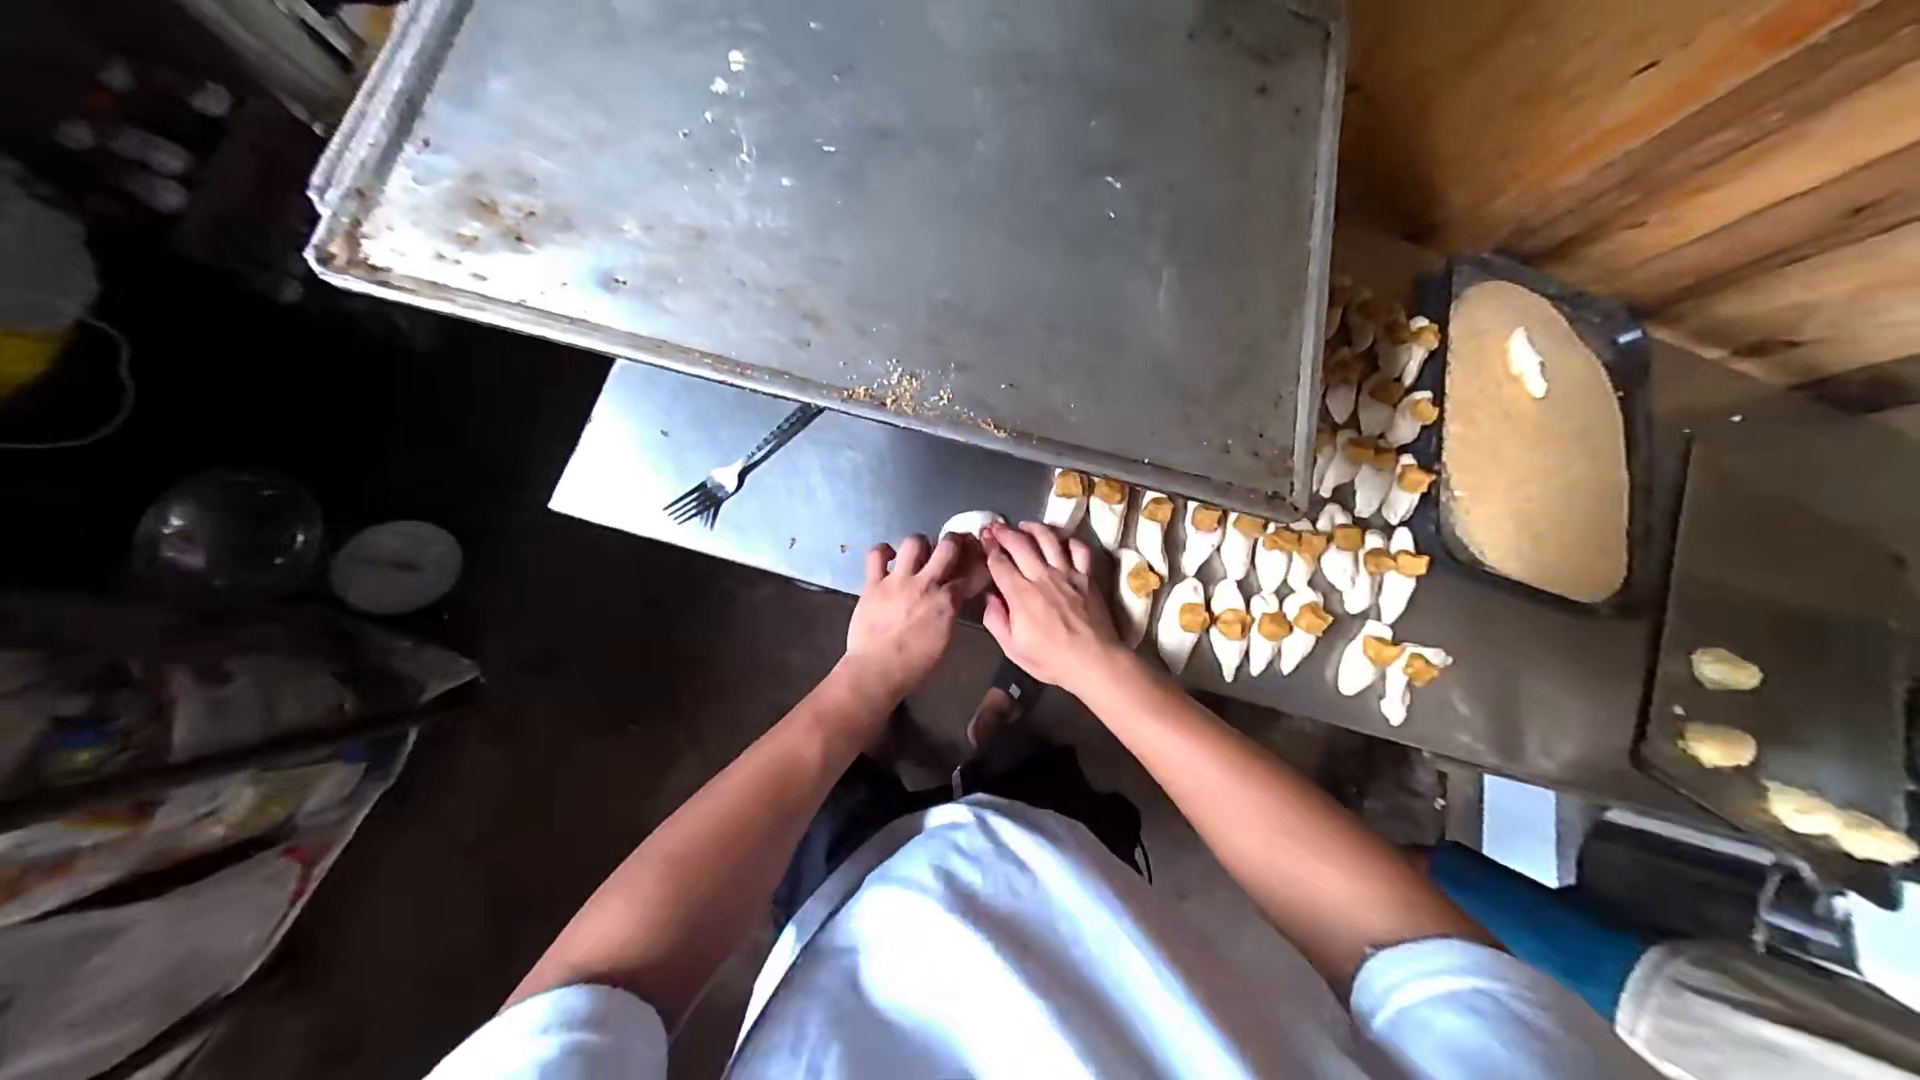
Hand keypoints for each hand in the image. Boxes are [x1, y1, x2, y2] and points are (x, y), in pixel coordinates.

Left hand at [842, 534, 983, 701]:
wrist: (877, 671)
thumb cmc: (914, 666)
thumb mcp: (945, 640)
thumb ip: (949, 613)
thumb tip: (951, 599)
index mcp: (947, 602)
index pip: (973, 573)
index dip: (979, 562)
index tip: (979, 557)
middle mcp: (926, 584)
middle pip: (948, 546)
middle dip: (954, 541)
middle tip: (951, 545)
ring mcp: (897, 581)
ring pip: (914, 542)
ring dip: (920, 544)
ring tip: (919, 553)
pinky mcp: (873, 583)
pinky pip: (876, 554)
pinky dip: (884, 551)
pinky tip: (889, 556)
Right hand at [980, 522, 1126, 693]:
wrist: (1094, 661)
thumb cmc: (1051, 659)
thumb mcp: (1012, 648)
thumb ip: (996, 620)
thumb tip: (990, 598)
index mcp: (1020, 594)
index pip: (999, 562)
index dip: (988, 547)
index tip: (983, 538)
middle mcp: (1042, 576)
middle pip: (1020, 543)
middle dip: (1004, 532)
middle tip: (996, 526)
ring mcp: (1067, 573)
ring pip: (1048, 539)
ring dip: (1033, 528)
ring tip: (1024, 525)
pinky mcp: (1087, 576)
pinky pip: (1079, 549)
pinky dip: (1069, 540)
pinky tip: (1061, 541)